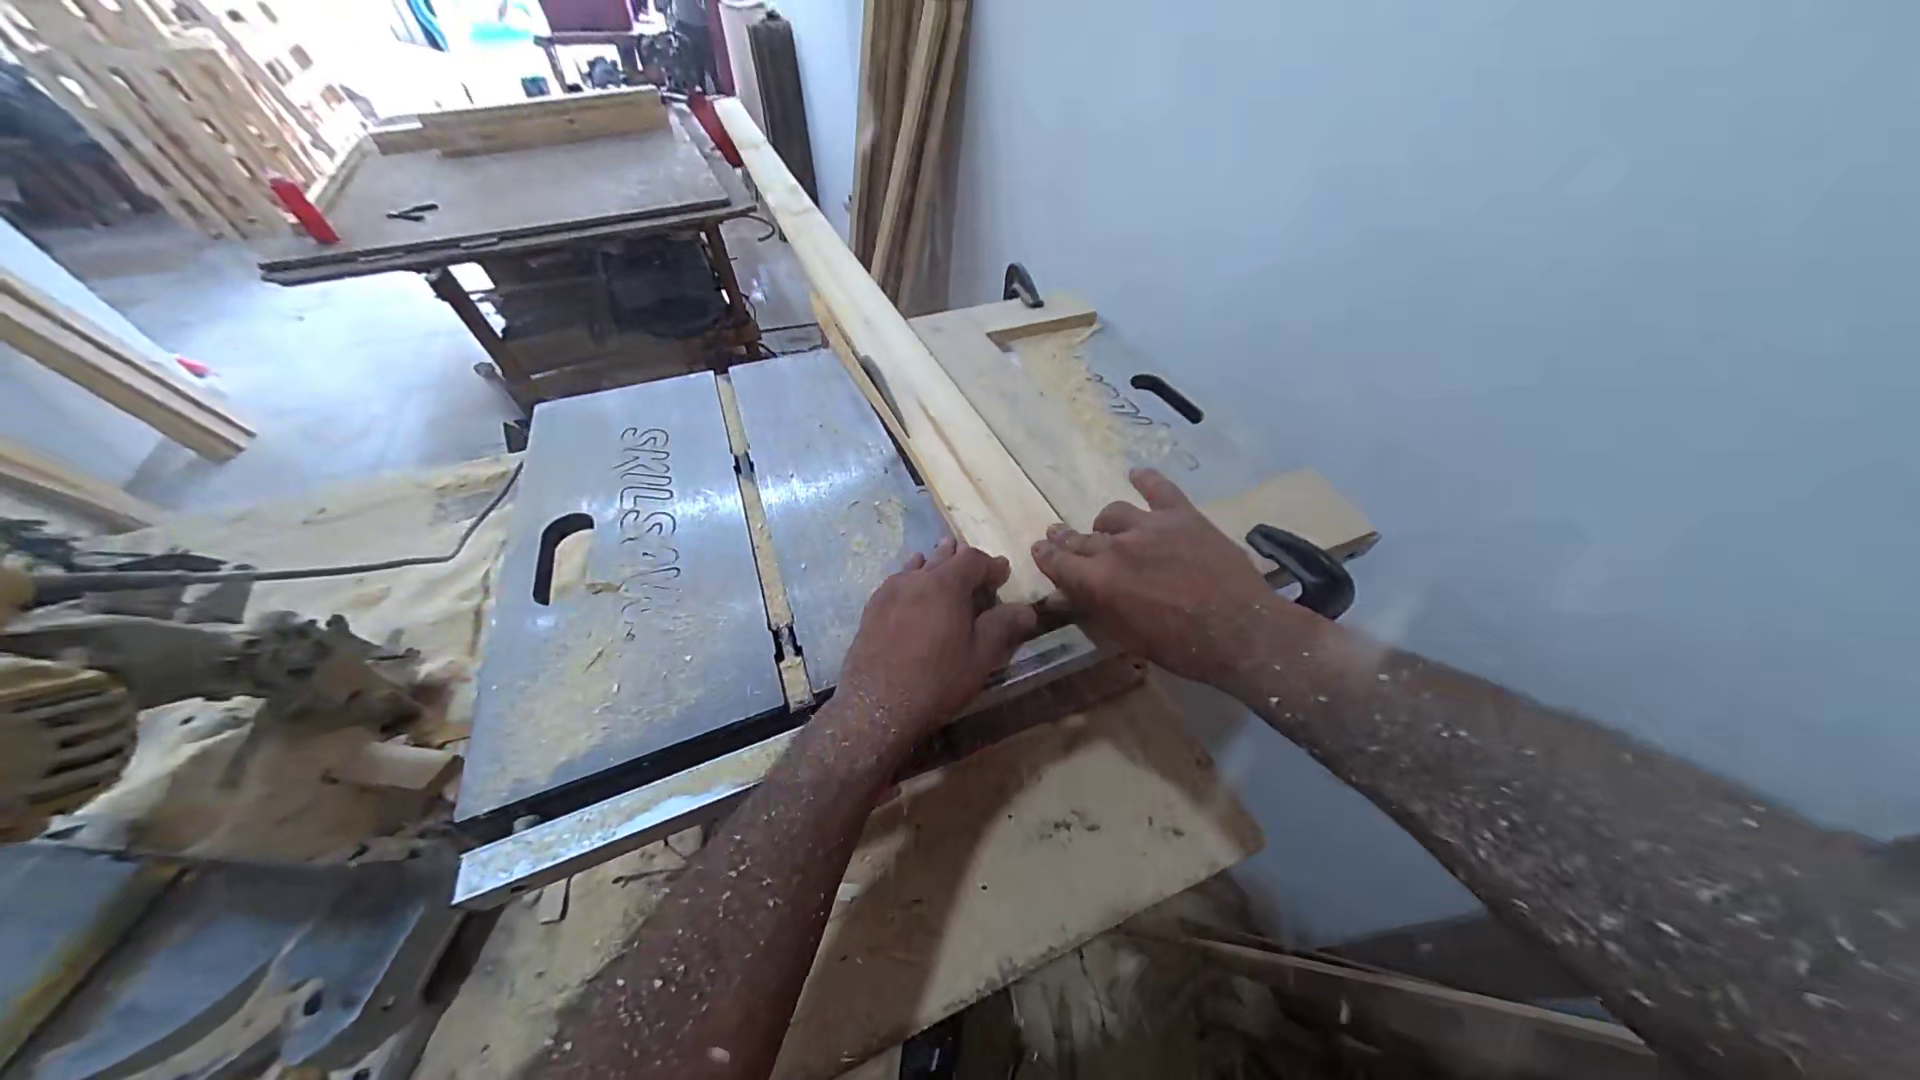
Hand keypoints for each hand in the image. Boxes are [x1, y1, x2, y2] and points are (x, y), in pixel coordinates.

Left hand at [834, 537, 1038, 745]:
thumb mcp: (981, 656)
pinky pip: (898, 582)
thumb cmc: (936, 681)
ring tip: (943, 564)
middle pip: (943, 558)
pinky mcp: (872, 608)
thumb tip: (1027, 610)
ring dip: (935, 565)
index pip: (973, 560)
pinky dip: (912, 578)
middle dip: (962, 561)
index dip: (991, 565)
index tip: (1003, 573)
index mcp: (945, 584)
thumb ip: (1003, 626)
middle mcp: (915, 579)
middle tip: (976, 569)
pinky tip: (912, 588)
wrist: (877, 706)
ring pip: (917, 567)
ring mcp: (889, 592)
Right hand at [1030, 468, 1320, 685]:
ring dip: (1104, 523)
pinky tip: (1137, 474)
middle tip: (1057, 534)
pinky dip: (1146, 480)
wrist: (1241, 630)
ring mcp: (1150, 526)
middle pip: (1081, 538)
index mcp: (1099, 581)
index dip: (1046, 556)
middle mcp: (1117, 547)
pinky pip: (1159, 489)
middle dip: (1065, 538)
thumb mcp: (1127, 637)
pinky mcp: (1182, 516)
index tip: (1039, 548)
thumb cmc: (1181, 646)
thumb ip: (1098, 608)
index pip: (1060, 562)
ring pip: (1113, 513)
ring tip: (1106, 527)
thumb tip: (1078, 592)